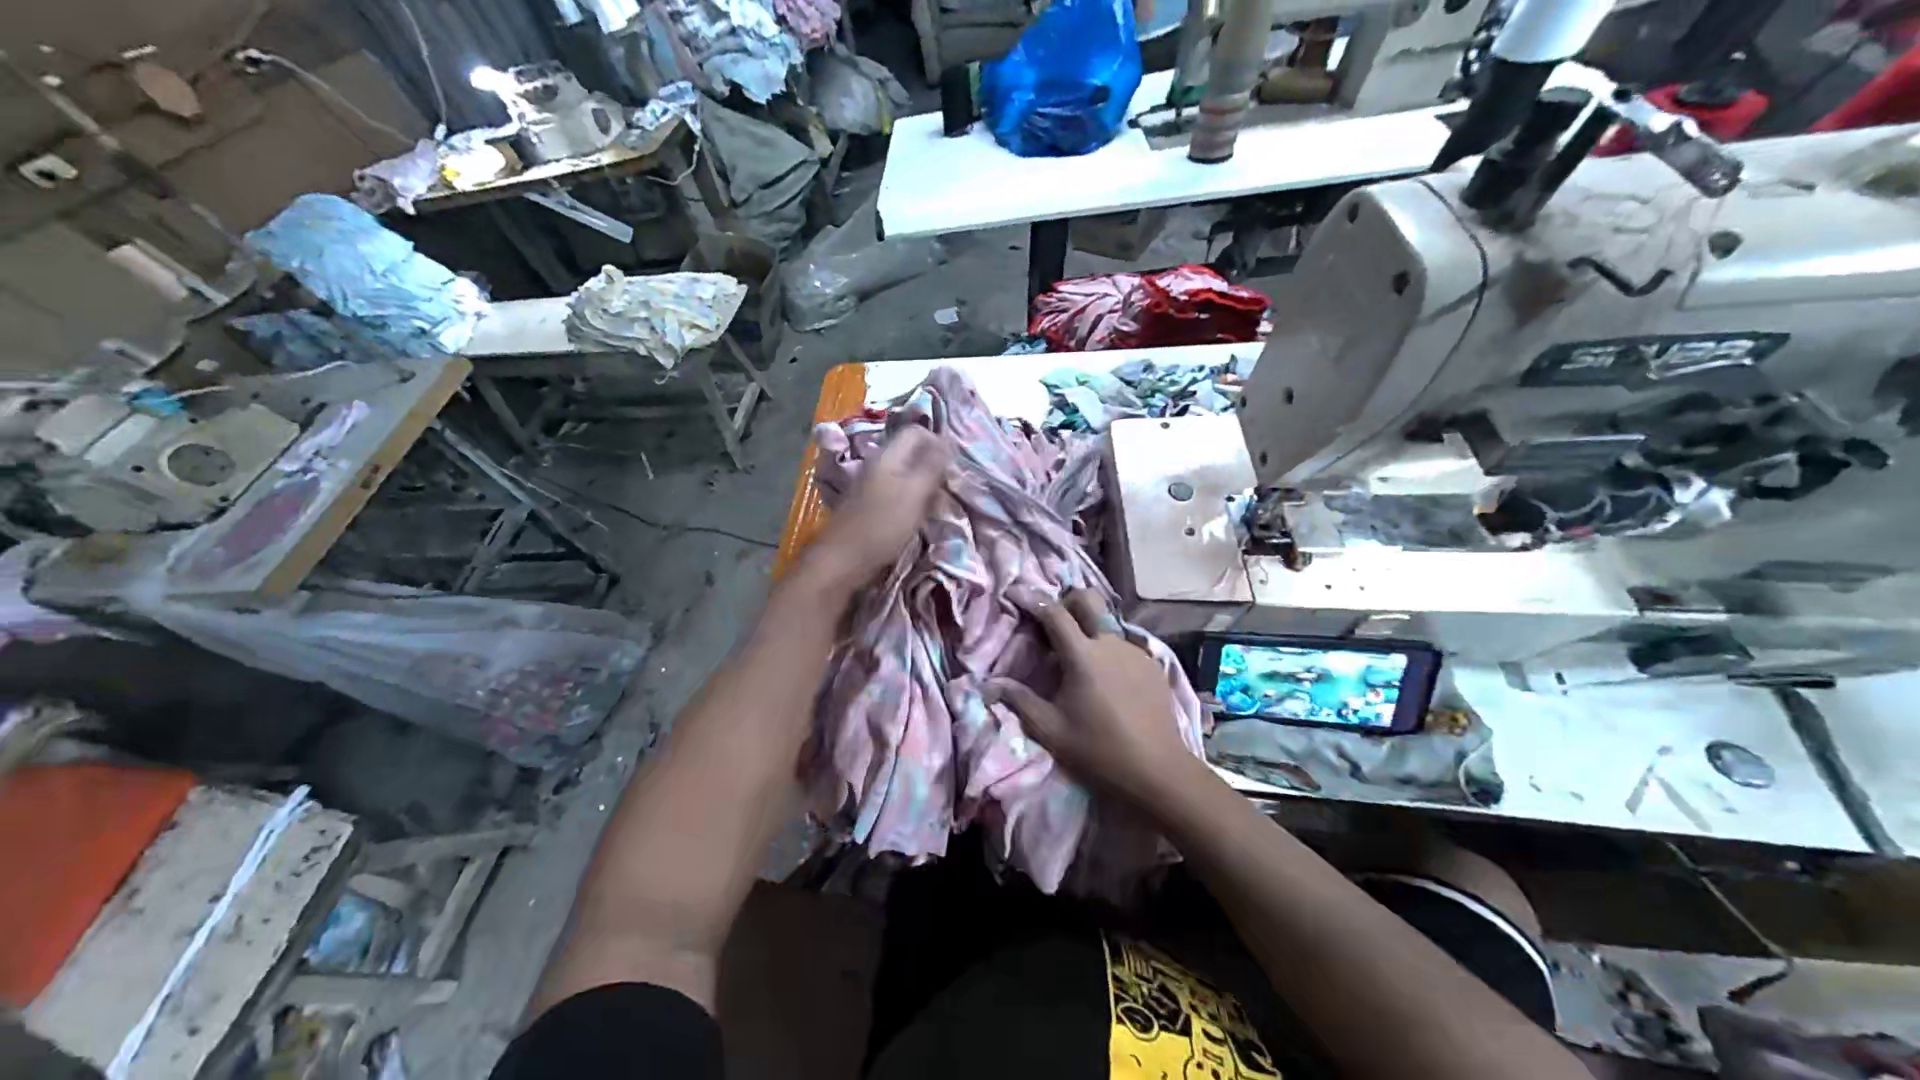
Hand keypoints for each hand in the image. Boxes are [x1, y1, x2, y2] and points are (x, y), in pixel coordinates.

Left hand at [806, 425, 948, 590]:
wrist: (842, 561)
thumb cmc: (881, 526)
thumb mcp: (914, 493)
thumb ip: (931, 465)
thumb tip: (946, 441)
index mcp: (887, 456)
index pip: (915, 431)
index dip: (937, 442)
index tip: (952, 465)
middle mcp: (876, 464)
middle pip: (910, 452)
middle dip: (932, 464)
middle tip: (947, 485)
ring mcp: (870, 485)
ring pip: (904, 473)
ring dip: (922, 483)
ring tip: (936, 502)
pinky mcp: (868, 505)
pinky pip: (896, 491)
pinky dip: (910, 498)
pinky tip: (917, 515)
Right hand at [988, 587, 1201, 809]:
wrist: (1157, 770)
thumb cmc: (1099, 751)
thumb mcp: (1051, 730)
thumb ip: (1020, 701)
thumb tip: (989, 684)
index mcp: (1082, 656)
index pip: (1053, 613)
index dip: (1031, 599)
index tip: (1015, 593)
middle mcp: (1110, 644)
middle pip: (1088, 599)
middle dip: (1067, 600)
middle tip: (1053, 620)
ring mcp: (1135, 652)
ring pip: (1108, 623)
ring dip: (1090, 628)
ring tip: (1080, 658)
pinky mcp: (1153, 664)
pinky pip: (1125, 645)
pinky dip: (1109, 651)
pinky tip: (1107, 679)